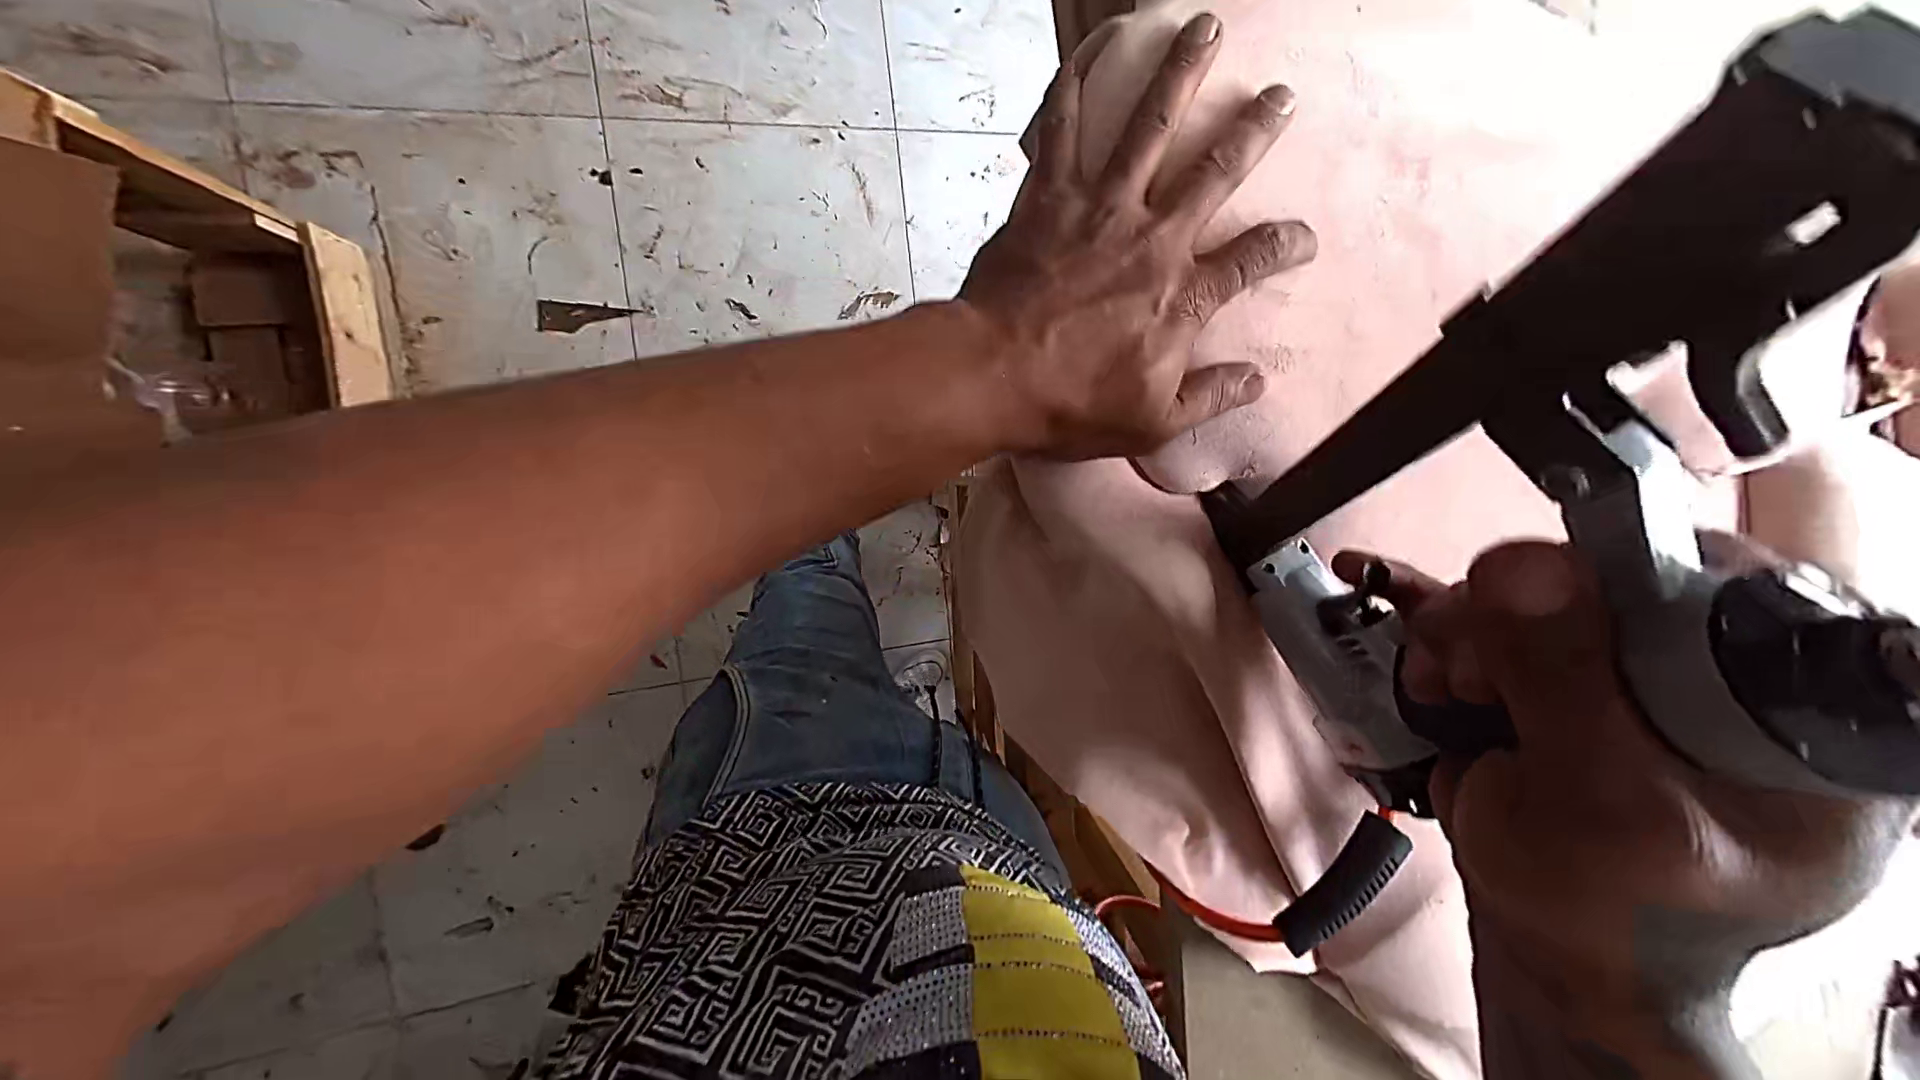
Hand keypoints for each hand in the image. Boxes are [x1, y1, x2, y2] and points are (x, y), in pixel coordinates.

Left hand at [956, 12, 1316, 459]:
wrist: (991, 378)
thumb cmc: (1068, 406)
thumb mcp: (1150, 423)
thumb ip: (1208, 398)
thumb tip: (1255, 382)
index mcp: (1180, 296)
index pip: (1252, 260)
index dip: (1284, 246)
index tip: (1303, 240)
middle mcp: (1150, 240)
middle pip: (1215, 170)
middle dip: (1254, 130)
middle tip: (1280, 97)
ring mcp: (1098, 213)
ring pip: (1149, 126)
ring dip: (1181, 73)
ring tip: (1204, 29)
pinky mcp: (1046, 203)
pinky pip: (1061, 134)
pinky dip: (1071, 92)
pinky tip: (1083, 58)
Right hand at [1334, 543, 1917, 1074]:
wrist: (1556, 936)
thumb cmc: (1607, 906)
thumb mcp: (1597, 807)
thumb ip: (1565, 686)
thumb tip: (1515, 564)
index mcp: (1798, 711)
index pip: (1716, 582)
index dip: (1604, 588)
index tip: (1522, 642)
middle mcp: (1725, 671)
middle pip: (1603, 574)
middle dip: (1506, 618)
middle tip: (1471, 681)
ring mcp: (1634, 665)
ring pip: (1530, 589)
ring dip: (1459, 630)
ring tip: (1443, 690)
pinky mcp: (1563, 666)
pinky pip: (1494, 612)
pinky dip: (1442, 624)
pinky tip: (1423, 654)